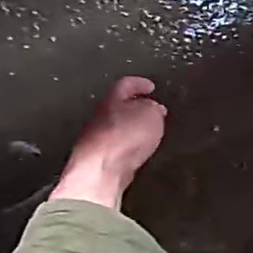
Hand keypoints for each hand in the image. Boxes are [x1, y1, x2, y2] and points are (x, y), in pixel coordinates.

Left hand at [51, 76, 167, 209]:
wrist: (102, 169)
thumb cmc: (122, 139)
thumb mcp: (151, 115)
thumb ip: (154, 108)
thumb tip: (155, 109)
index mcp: (112, 99)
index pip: (126, 84)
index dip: (140, 84)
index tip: (148, 86)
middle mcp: (100, 116)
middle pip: (118, 106)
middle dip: (135, 107)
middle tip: (150, 110)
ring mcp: (96, 138)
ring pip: (116, 127)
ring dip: (131, 128)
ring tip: (146, 132)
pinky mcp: (99, 157)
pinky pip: (116, 146)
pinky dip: (127, 145)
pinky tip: (135, 151)